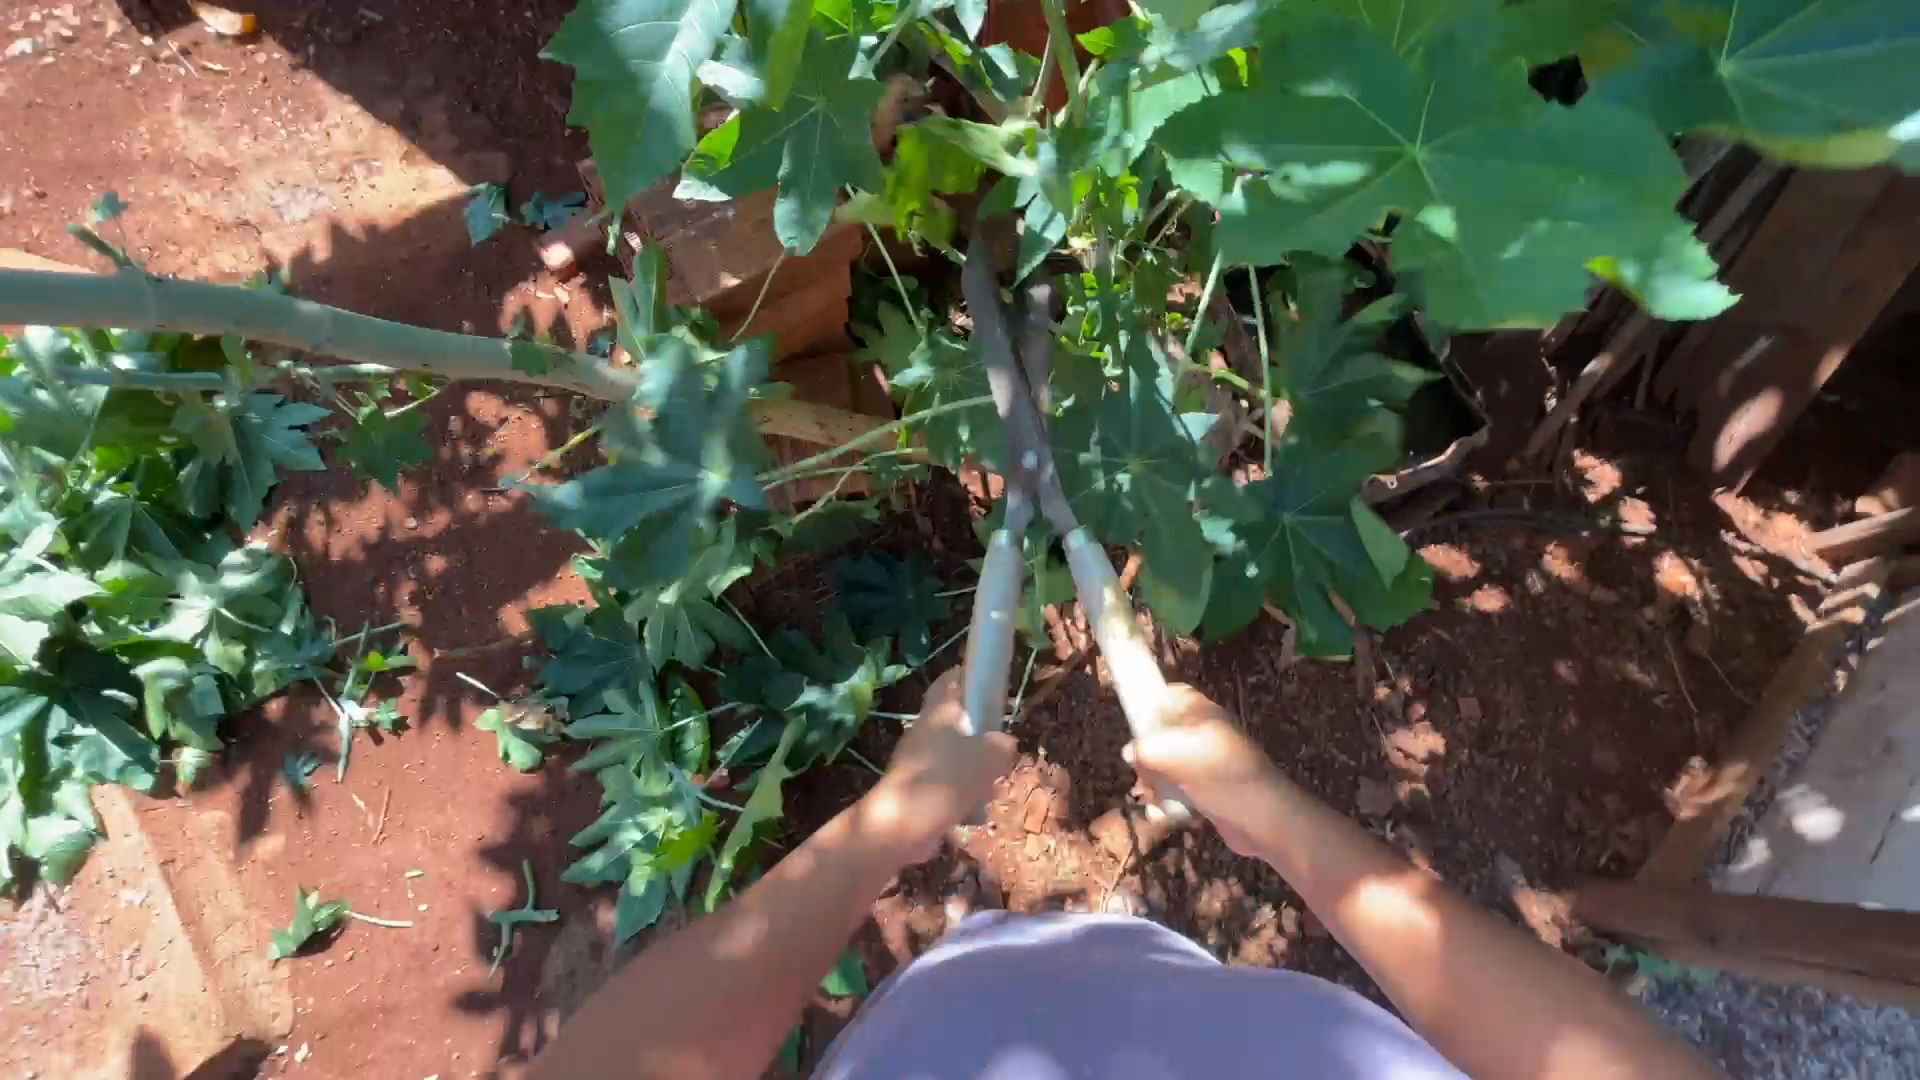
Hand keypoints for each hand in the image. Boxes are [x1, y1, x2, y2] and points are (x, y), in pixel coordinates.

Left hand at [857, 669, 1016, 863]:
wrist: (905, 825)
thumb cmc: (947, 778)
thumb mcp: (989, 756)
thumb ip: (1002, 745)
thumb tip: (1004, 744)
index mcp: (938, 712)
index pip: (949, 681)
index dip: (967, 677)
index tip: (988, 686)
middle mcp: (925, 731)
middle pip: (958, 724)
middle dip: (982, 741)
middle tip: (999, 754)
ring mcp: (917, 761)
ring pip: (956, 758)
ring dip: (975, 774)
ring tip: (989, 790)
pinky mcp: (916, 790)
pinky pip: (947, 786)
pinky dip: (961, 798)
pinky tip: (972, 814)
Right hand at [1125, 686, 1281, 856]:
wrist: (1265, 821)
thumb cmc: (1220, 776)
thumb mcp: (1171, 754)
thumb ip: (1143, 749)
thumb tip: (1130, 754)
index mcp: (1200, 712)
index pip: (1167, 694)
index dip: (1147, 705)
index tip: (1133, 726)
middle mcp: (1204, 732)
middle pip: (1160, 734)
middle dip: (1146, 757)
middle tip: (1144, 773)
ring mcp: (1207, 762)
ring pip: (1166, 765)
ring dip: (1155, 783)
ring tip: (1156, 799)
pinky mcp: (1210, 790)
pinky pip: (1179, 789)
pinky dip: (1170, 801)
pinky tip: (1167, 814)